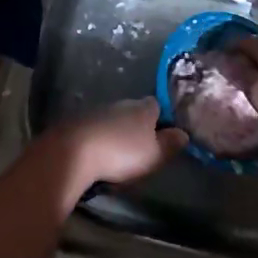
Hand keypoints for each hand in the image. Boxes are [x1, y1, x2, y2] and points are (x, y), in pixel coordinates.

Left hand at [49, 98, 186, 190]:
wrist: (74, 151)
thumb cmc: (122, 152)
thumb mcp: (154, 153)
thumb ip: (170, 143)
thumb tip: (182, 132)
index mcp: (141, 108)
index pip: (156, 105)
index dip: (162, 117)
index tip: (166, 133)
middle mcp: (120, 103)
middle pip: (135, 111)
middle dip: (140, 126)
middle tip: (145, 147)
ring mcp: (98, 111)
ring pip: (115, 119)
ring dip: (119, 132)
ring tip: (123, 154)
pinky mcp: (80, 122)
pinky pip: (98, 128)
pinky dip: (103, 138)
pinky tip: (102, 153)